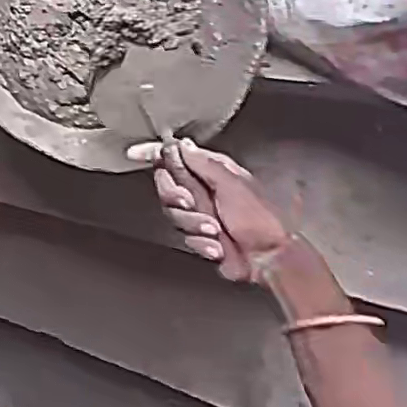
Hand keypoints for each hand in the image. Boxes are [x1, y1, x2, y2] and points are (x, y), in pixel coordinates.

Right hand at [125, 137, 292, 283]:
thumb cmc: (263, 220)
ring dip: (192, 223)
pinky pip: (184, 237)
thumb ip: (204, 163)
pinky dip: (201, 243)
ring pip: (172, 214)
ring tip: (214, 230)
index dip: (153, 153)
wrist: (272, 260)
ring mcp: (199, 214)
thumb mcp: (234, 183)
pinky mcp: (198, 237)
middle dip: (174, 196)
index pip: (175, 157)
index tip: (135, 153)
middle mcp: (202, 191)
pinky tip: (218, 246)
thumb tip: (181, 145)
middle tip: (189, 202)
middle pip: (165, 186)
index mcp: (211, 173)